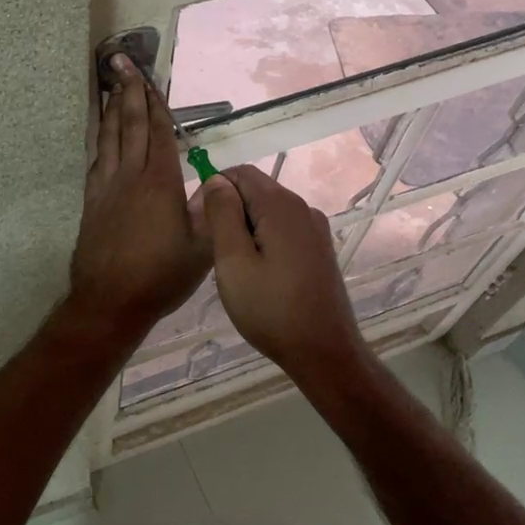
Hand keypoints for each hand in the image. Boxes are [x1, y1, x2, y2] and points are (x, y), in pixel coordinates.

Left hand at [66, 54, 210, 338]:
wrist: (110, 300)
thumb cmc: (160, 276)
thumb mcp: (202, 249)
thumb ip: (211, 211)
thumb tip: (219, 179)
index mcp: (160, 183)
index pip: (159, 132)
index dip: (155, 101)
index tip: (148, 75)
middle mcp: (130, 176)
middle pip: (130, 125)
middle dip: (127, 91)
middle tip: (119, 60)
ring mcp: (107, 187)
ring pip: (109, 137)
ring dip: (110, 108)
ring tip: (108, 83)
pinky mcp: (92, 202)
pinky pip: (96, 159)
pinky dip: (99, 138)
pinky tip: (100, 132)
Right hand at [201, 165, 372, 372]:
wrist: (323, 352)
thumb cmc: (270, 309)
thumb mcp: (233, 261)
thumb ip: (222, 215)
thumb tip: (217, 181)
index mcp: (281, 206)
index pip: (241, 172)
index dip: (214, 187)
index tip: (201, 222)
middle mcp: (303, 208)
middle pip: (256, 189)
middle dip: (229, 208)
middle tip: (212, 248)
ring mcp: (315, 229)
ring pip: (269, 210)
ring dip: (245, 226)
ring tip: (232, 264)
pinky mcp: (319, 249)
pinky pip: (282, 228)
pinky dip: (263, 239)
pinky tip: (257, 272)